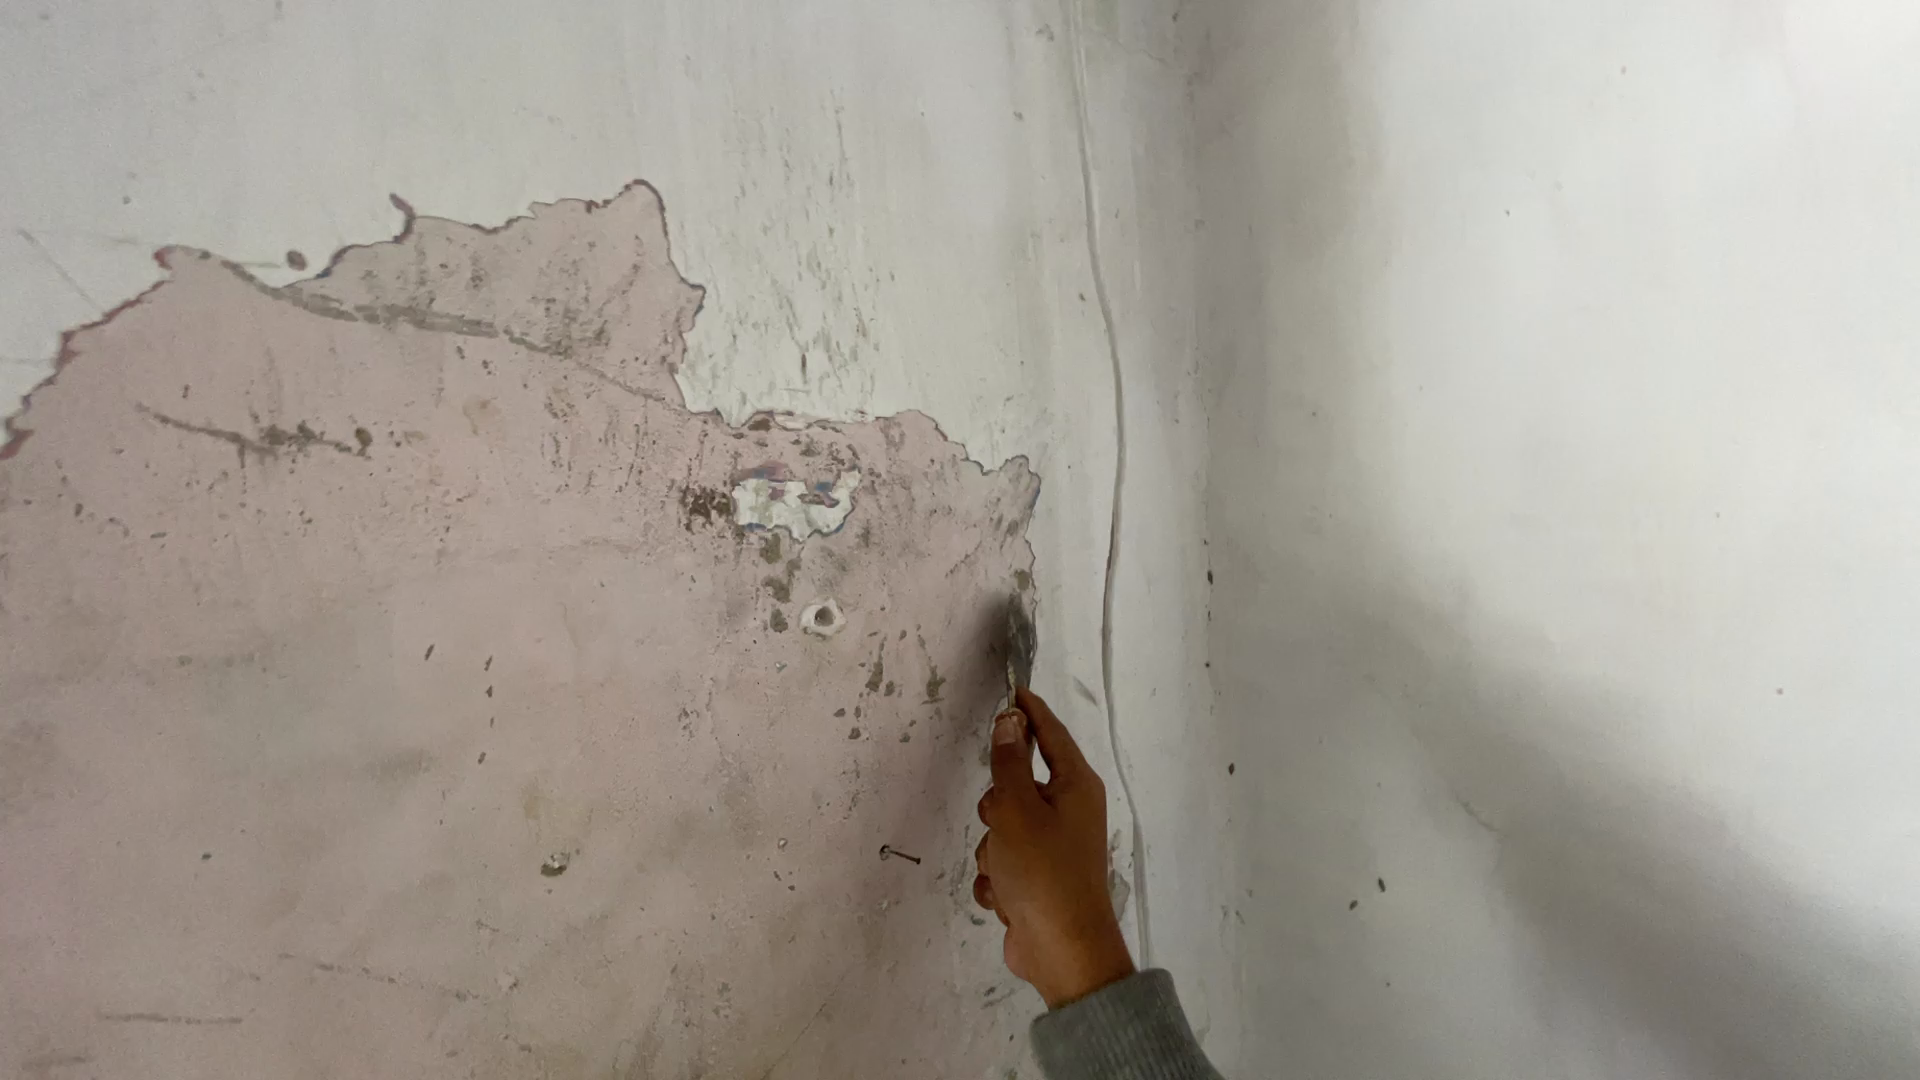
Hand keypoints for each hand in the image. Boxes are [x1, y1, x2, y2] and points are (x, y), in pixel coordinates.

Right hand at [974, 686, 1135, 1007]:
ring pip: (1002, 823)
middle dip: (998, 802)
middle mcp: (1068, 809)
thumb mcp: (1017, 808)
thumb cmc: (1044, 870)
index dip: (1029, 710)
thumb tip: (1011, 719)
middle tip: (999, 819)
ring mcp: (1052, 845)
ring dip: (993, 846)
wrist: (1061, 952)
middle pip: (1018, 781)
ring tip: (1005, 868)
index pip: (1050, 733)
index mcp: (1074, 785)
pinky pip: (1002, 859)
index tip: (1011, 689)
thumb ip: (1008, 761)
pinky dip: (997, 875)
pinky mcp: (1036, 876)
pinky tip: (1006, 896)